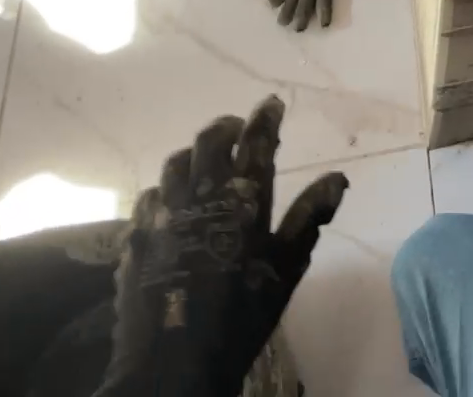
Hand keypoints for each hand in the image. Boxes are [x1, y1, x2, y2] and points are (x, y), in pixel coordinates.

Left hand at [99, 97, 347, 396]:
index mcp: (242, 202)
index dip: (265, 119)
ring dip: (194, 155)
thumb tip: (337, 178)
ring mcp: (161, 218)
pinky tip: (172, 204)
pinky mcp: (134, 240)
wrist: (170, 370)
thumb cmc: (241, 316)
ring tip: (206, 161)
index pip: (256, 143)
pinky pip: (148, 199)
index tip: (272, 103)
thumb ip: (309, 217)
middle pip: (208, 141)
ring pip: (174, 165)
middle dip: (226, 127)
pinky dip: (165, 190)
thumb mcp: (286, 269)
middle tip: (239, 129)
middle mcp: (199, 198)